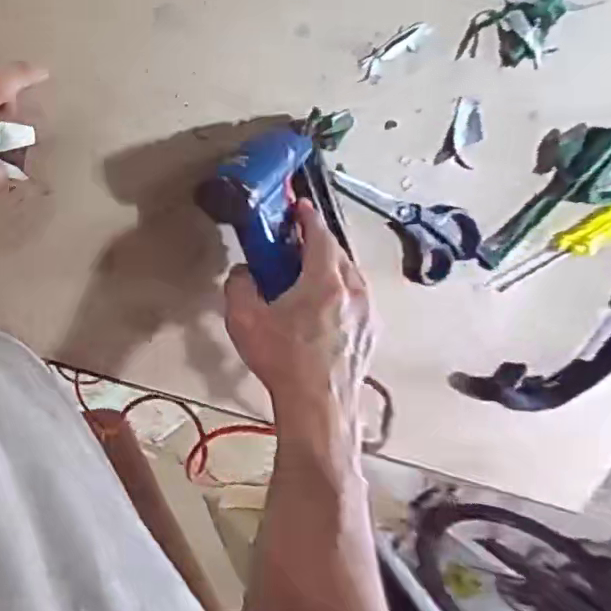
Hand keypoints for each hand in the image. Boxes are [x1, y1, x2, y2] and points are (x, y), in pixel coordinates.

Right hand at [224, 200, 374, 462]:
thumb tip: (244, 272)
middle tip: (289, 244)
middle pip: (337, 253)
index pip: (320, 234)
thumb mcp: (243, 317)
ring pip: (348, 276)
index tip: (297, 205)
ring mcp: (367, 313)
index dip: (307, 216)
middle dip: (314, 243)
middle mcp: (353, 291)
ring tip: (301, 275)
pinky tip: (316, 307)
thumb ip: (239, 284)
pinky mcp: (370, 332)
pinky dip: (336, 291)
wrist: (319, 405)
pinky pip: (354, 298)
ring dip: (326, 267)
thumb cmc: (282, 359)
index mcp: (324, 281)